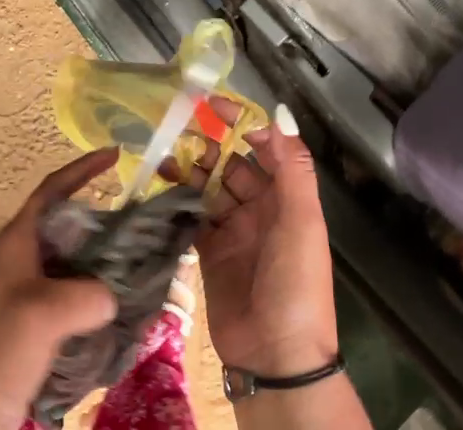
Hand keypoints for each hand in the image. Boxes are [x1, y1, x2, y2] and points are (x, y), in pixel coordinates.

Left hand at [0, 148, 119, 429]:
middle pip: (67, 223)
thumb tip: (110, 295)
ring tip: (139, 262)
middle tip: (141, 221)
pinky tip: (120, 306)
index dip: (82, 168)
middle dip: (102, 217)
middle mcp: (21, 259)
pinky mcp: (33, 322)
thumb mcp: (43, 315)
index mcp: (16, 242)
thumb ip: (86, 294)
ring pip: (73, 260)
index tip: (115, 154)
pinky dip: (96, 291)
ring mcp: (26, 291)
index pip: (52, 190)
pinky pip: (72, 292)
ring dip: (103, 258)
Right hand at [166, 101, 338, 379]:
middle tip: (180, 131)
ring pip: (211, 188)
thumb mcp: (301, 221)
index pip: (268, 148)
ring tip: (167, 156)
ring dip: (192, 169)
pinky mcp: (209, 253)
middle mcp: (262, 210)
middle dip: (211, 145)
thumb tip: (280, 113)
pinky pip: (193, 216)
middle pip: (234, 165)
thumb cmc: (295, 283)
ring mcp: (234, 231)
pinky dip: (178, 199)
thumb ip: (291, 167)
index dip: (245, 124)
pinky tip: (161, 184)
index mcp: (288, 199)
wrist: (275, 356)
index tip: (215, 105)